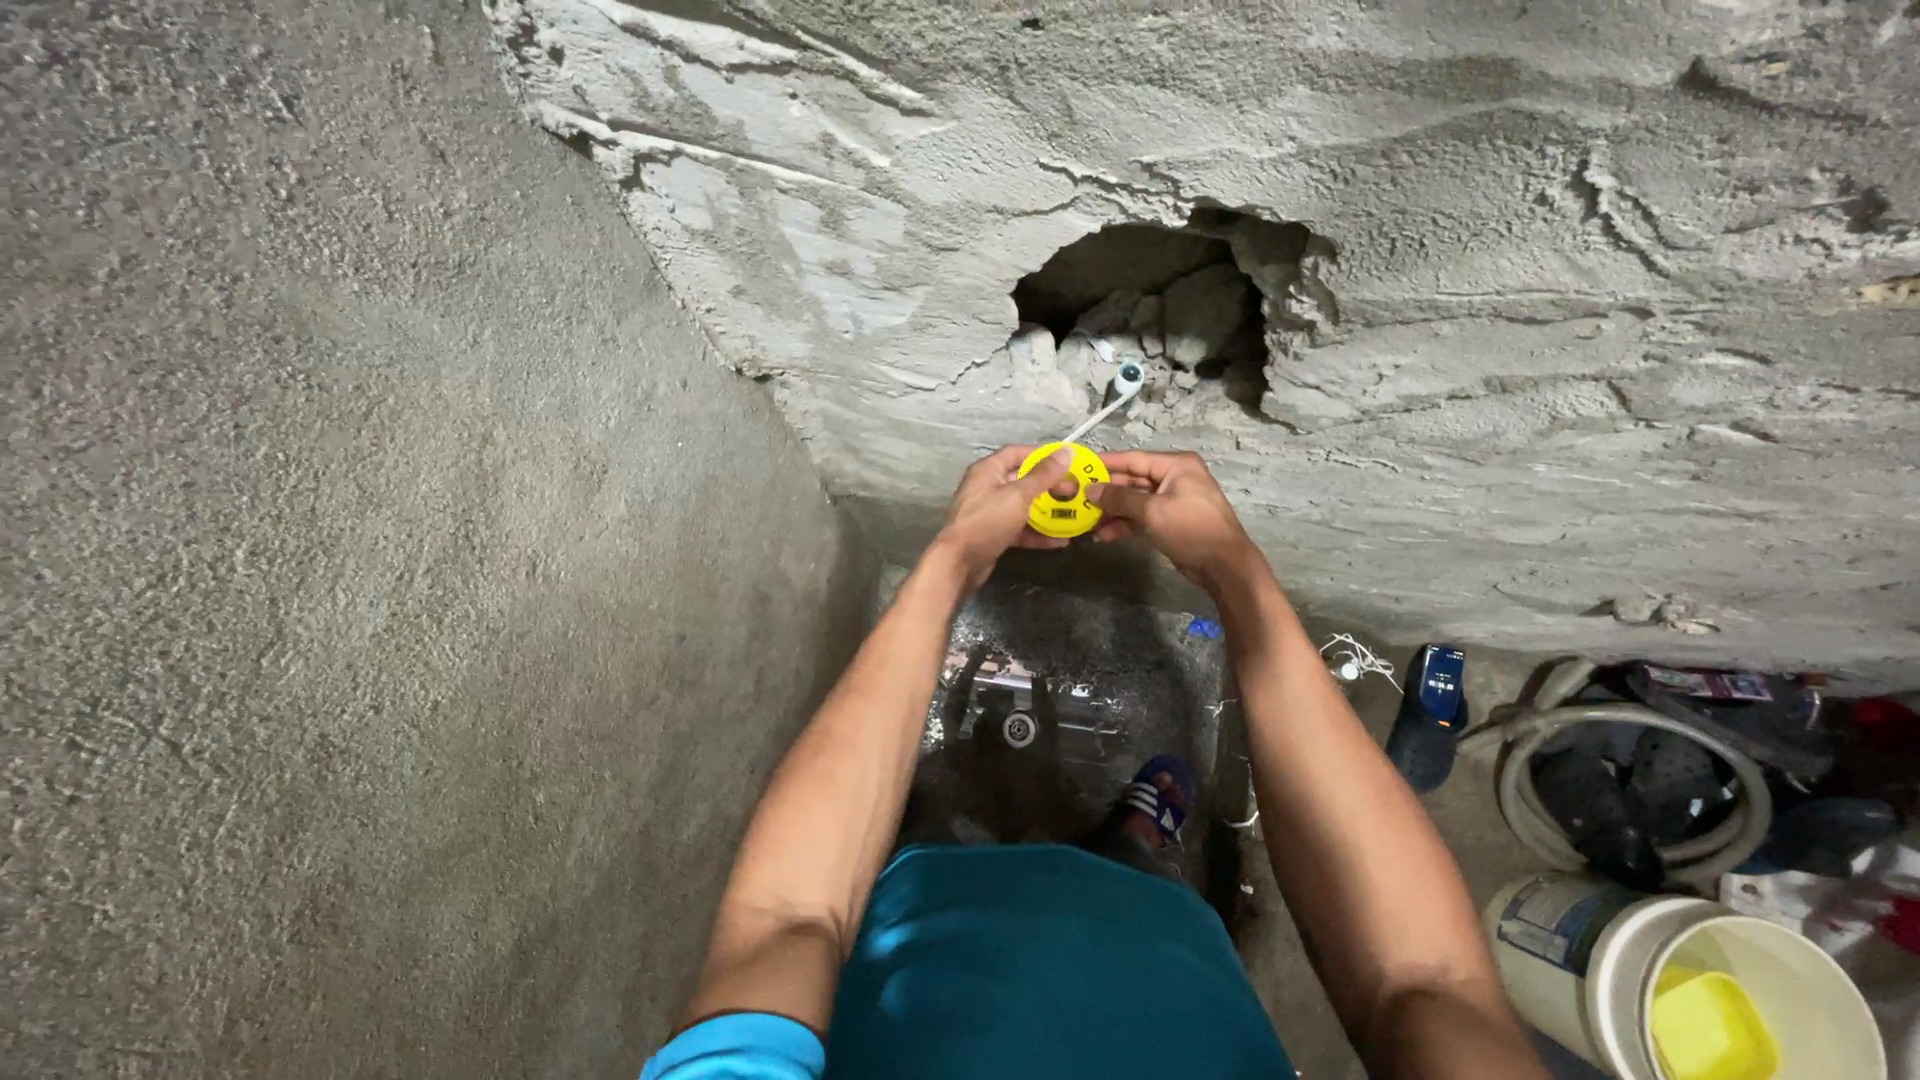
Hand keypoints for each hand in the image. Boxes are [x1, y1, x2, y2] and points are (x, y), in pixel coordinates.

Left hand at [927, 445, 1075, 591]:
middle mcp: (987, 487)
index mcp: (988, 470)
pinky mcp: (994, 534)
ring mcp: (990, 512)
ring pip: (1023, 506)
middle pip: (1022, 480)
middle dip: (1048, 486)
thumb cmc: (987, 521)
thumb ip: (1043, 475)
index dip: (1041, 454)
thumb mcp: (1018, 495)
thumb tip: (1066, 452)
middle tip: (1073, 491)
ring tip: (1072, 514)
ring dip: (1046, 511)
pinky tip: (1060, 541)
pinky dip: (1037, 533)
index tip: (1065, 461)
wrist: (959, 562)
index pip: (1016, 452)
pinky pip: (1019, 528)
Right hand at [1086, 450, 1266, 593]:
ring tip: (1088, 522)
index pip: (1134, 458)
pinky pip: (1142, 517)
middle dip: (1107, 492)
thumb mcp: (1151, 511)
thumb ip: (1119, 498)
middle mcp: (1174, 478)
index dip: (1106, 462)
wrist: (1223, 564)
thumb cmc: (1190, 528)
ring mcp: (1172, 500)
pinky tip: (1105, 535)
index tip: (1081, 466)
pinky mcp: (1170, 521)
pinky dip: (1125, 524)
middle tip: (1078, 498)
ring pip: (1135, 501)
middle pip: (1133, 480)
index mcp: (1176, 465)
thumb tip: (1090, 490)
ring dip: (1113, 511)